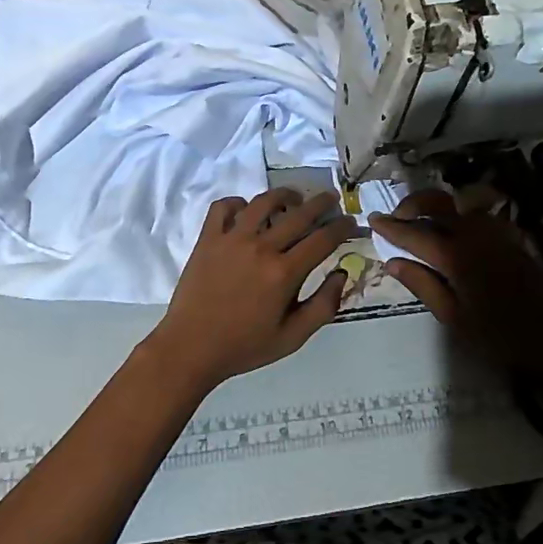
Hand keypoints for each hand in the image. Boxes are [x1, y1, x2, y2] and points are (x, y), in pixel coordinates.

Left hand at [144, 189, 357, 392]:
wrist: (191, 347)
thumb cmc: (245, 346)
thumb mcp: (293, 338)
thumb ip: (323, 306)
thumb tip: (341, 274)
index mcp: (284, 273)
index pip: (323, 239)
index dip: (342, 227)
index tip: (351, 223)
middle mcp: (261, 248)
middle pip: (299, 214)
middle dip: (321, 203)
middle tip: (331, 199)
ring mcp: (231, 239)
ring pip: (263, 202)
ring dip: (283, 195)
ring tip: (293, 198)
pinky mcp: (207, 239)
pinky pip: (223, 207)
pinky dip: (238, 203)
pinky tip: (246, 210)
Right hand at [369, 190, 542, 391]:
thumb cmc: (498, 334)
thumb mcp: (453, 316)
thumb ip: (422, 284)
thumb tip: (393, 263)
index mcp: (456, 255)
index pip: (414, 233)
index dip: (391, 227)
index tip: (372, 220)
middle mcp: (475, 234)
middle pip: (438, 203)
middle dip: (413, 204)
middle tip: (397, 217)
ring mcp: (497, 231)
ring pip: (460, 204)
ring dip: (438, 207)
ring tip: (424, 222)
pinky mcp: (512, 235)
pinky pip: (482, 214)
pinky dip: (463, 215)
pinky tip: (458, 232)